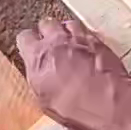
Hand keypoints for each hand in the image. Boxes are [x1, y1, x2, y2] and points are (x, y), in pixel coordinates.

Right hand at [16, 18, 130, 129]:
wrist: (105, 103)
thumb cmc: (73, 106)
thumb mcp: (44, 100)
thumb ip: (38, 79)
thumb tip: (38, 76)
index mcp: (37, 56)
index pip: (24, 37)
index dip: (27, 43)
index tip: (29, 49)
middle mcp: (56, 41)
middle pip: (46, 23)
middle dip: (47, 32)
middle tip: (49, 44)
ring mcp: (79, 38)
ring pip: (68, 23)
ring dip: (67, 32)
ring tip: (69, 44)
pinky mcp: (99, 41)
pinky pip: (87, 32)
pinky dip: (85, 38)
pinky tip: (87, 49)